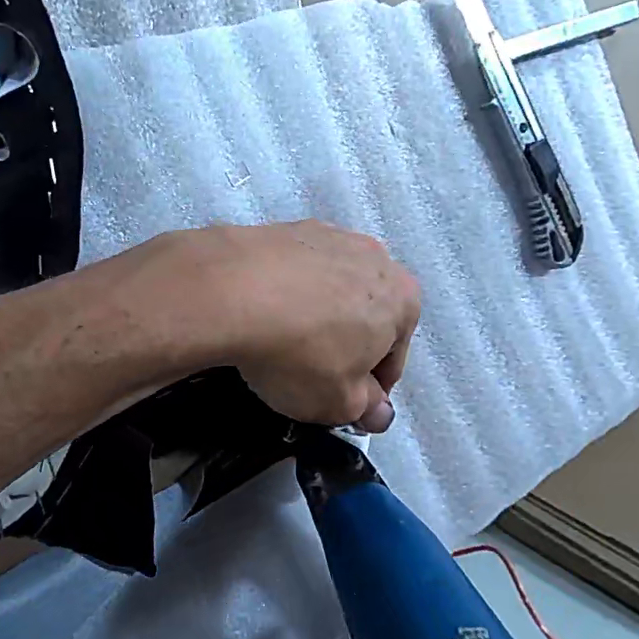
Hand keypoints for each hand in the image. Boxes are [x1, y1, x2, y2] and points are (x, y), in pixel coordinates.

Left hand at [148, 222, 420, 431]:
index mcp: (404, 299)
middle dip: (346, 345)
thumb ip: (365, 408)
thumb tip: (375, 409)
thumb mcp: (340, 403)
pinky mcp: (287, 228)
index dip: (371, 389)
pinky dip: (285, 293)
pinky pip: (295, 271)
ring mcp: (330, 236)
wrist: (235, 292)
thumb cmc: (303, 352)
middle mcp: (376, 258)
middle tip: (313, 375)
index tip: (347, 404)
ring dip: (316, 316)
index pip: (393, 357)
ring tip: (282, 344)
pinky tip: (262, 315)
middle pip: (365, 316)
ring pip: (331, 290)